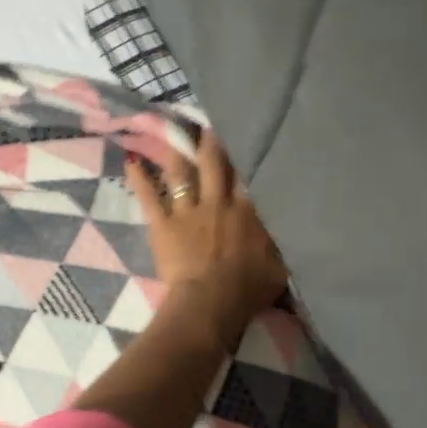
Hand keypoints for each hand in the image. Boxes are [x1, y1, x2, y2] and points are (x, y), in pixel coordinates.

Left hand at [126, 130, 288, 349]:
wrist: (210, 303)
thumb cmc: (248, 290)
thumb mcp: (280, 268)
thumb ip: (283, 246)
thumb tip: (294, 233)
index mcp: (249, 212)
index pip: (250, 177)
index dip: (249, 156)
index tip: (250, 139)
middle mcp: (218, 202)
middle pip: (215, 163)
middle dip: (213, 142)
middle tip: (211, 124)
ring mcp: (188, 211)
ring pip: (181, 173)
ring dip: (178, 152)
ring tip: (177, 133)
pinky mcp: (163, 225)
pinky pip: (149, 197)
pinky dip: (140, 180)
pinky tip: (132, 161)